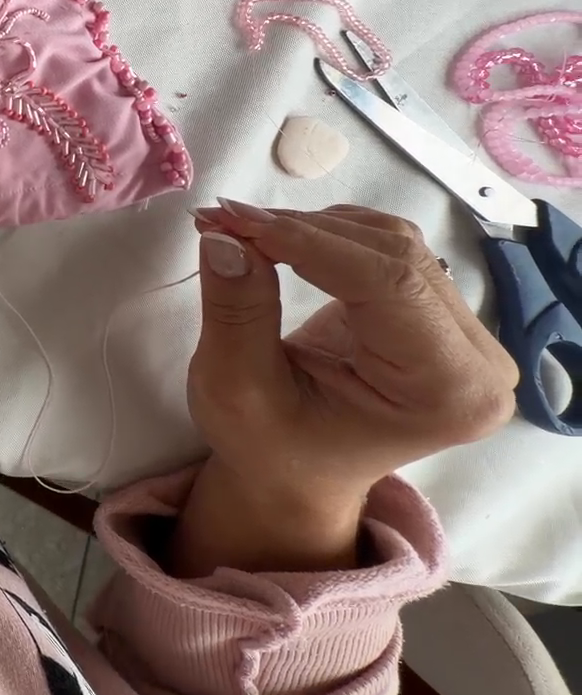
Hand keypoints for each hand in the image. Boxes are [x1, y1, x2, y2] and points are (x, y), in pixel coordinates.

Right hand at [172, 202, 516, 574]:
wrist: (292, 475)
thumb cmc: (264, 444)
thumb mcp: (234, 385)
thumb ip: (235, 311)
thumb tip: (224, 237)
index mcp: (444, 389)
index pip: (385, 282)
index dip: (302, 239)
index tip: (225, 219)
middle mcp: (476, 358)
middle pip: (393, 256)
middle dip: (298, 228)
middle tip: (218, 220)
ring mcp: (461, 336)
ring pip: (389, 244)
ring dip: (306, 226)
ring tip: (237, 231)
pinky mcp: (431, 318)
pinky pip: (382, 253)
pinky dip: (319, 236)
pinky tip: (272, 243)